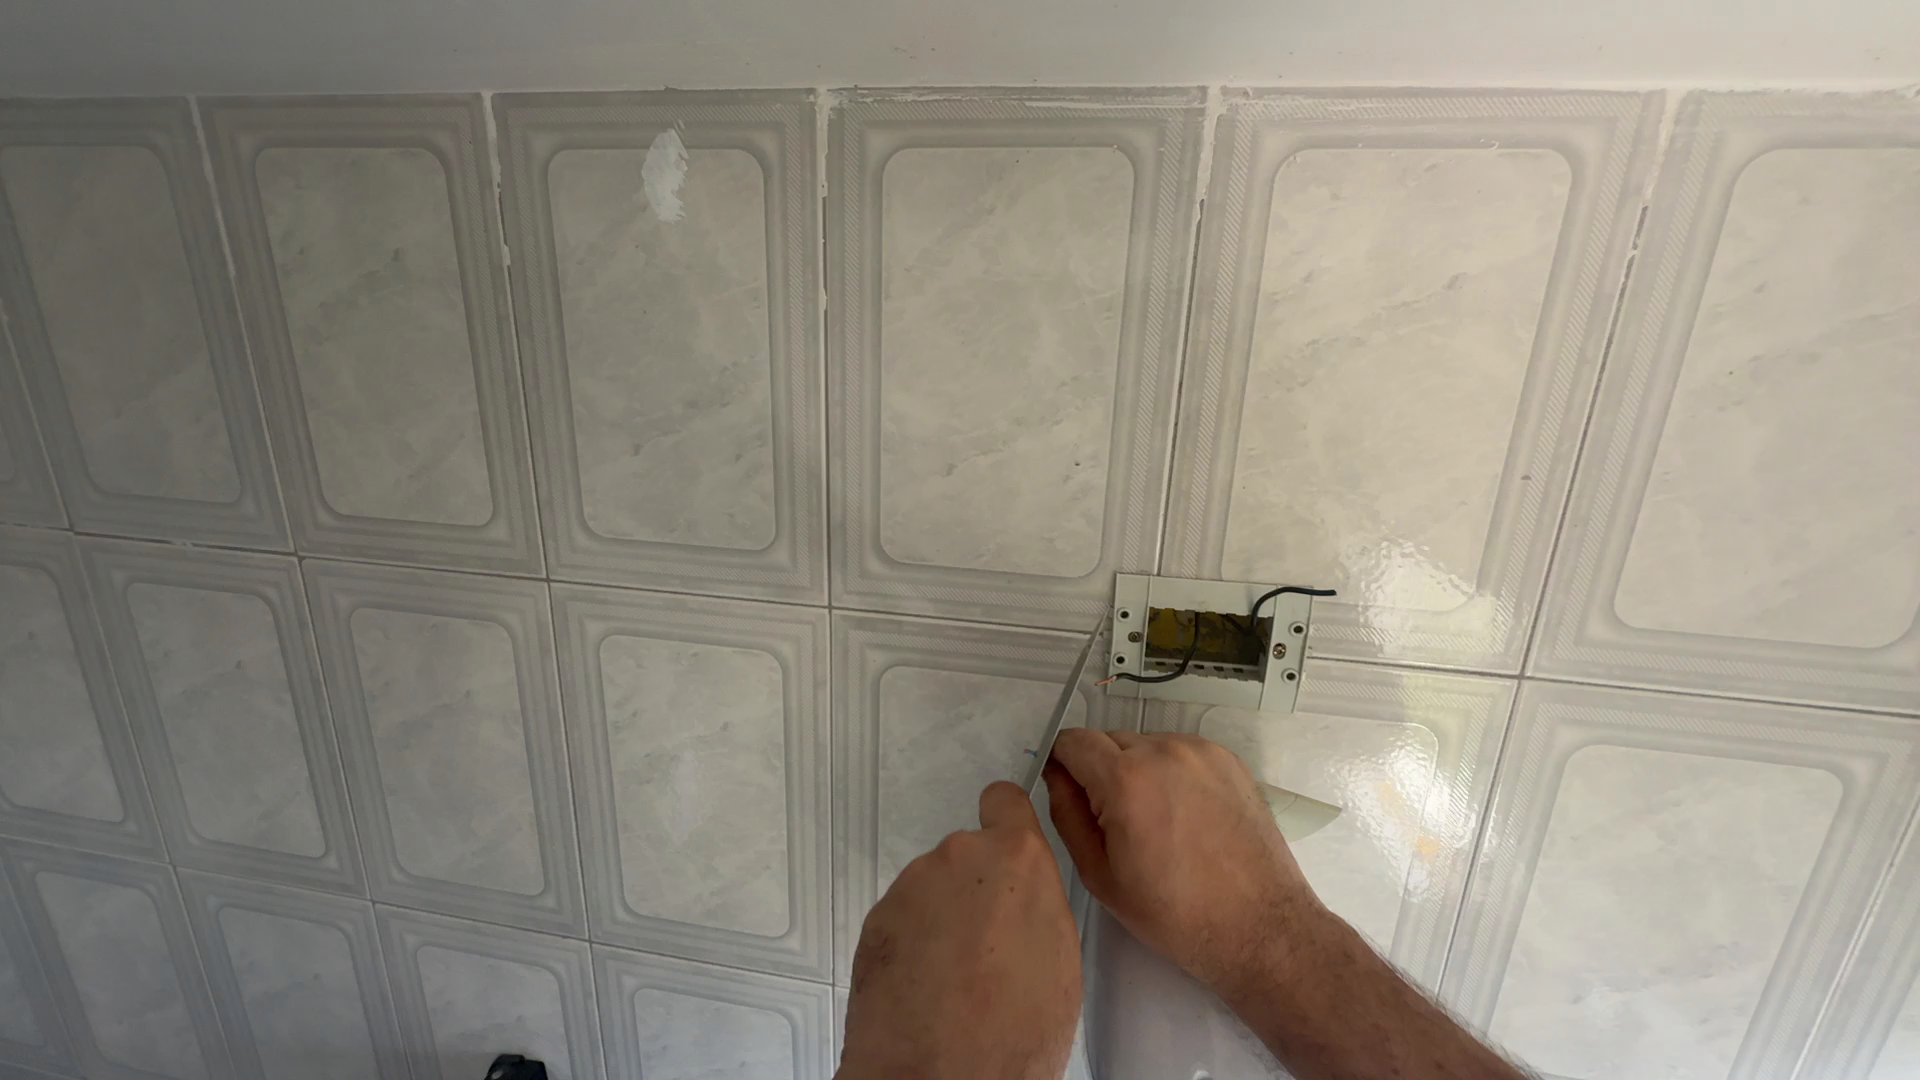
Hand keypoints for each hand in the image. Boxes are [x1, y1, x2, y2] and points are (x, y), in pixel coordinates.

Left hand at [838, 781, 1081, 1079]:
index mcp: (1016, 859)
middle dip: (976, 888)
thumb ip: (1036, 903)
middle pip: (970, 856)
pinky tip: (923, 988)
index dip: (1006, 821)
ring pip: (935, 888)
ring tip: (953, 978)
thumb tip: (1019, 898)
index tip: (1005, 847)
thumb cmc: (1016, 1031)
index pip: (1005, 800)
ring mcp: (913, 884)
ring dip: (943, 917)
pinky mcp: (877, 915)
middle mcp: (960, 856)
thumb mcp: (1059, 959)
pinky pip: (904, 917)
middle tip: (985, 947)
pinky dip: (912, 941)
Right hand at [1043, 729, 1328, 999]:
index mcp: (1126, 780)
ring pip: (1144, 744)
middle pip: (1108, 741)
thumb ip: (1066, 814)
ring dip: (1136, 769)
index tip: (1070, 791)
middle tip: (1116, 819)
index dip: (1063, 764)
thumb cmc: (1175, 913)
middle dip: (1100, 770)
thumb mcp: (1100, 875)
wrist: (1261, 928)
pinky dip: (1171, 772)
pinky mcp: (1227, 758)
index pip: (1073, 741)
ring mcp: (1200, 751)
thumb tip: (1056, 774)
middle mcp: (1163, 751)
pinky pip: (1178, 751)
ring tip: (1156, 819)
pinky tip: (1185, 814)